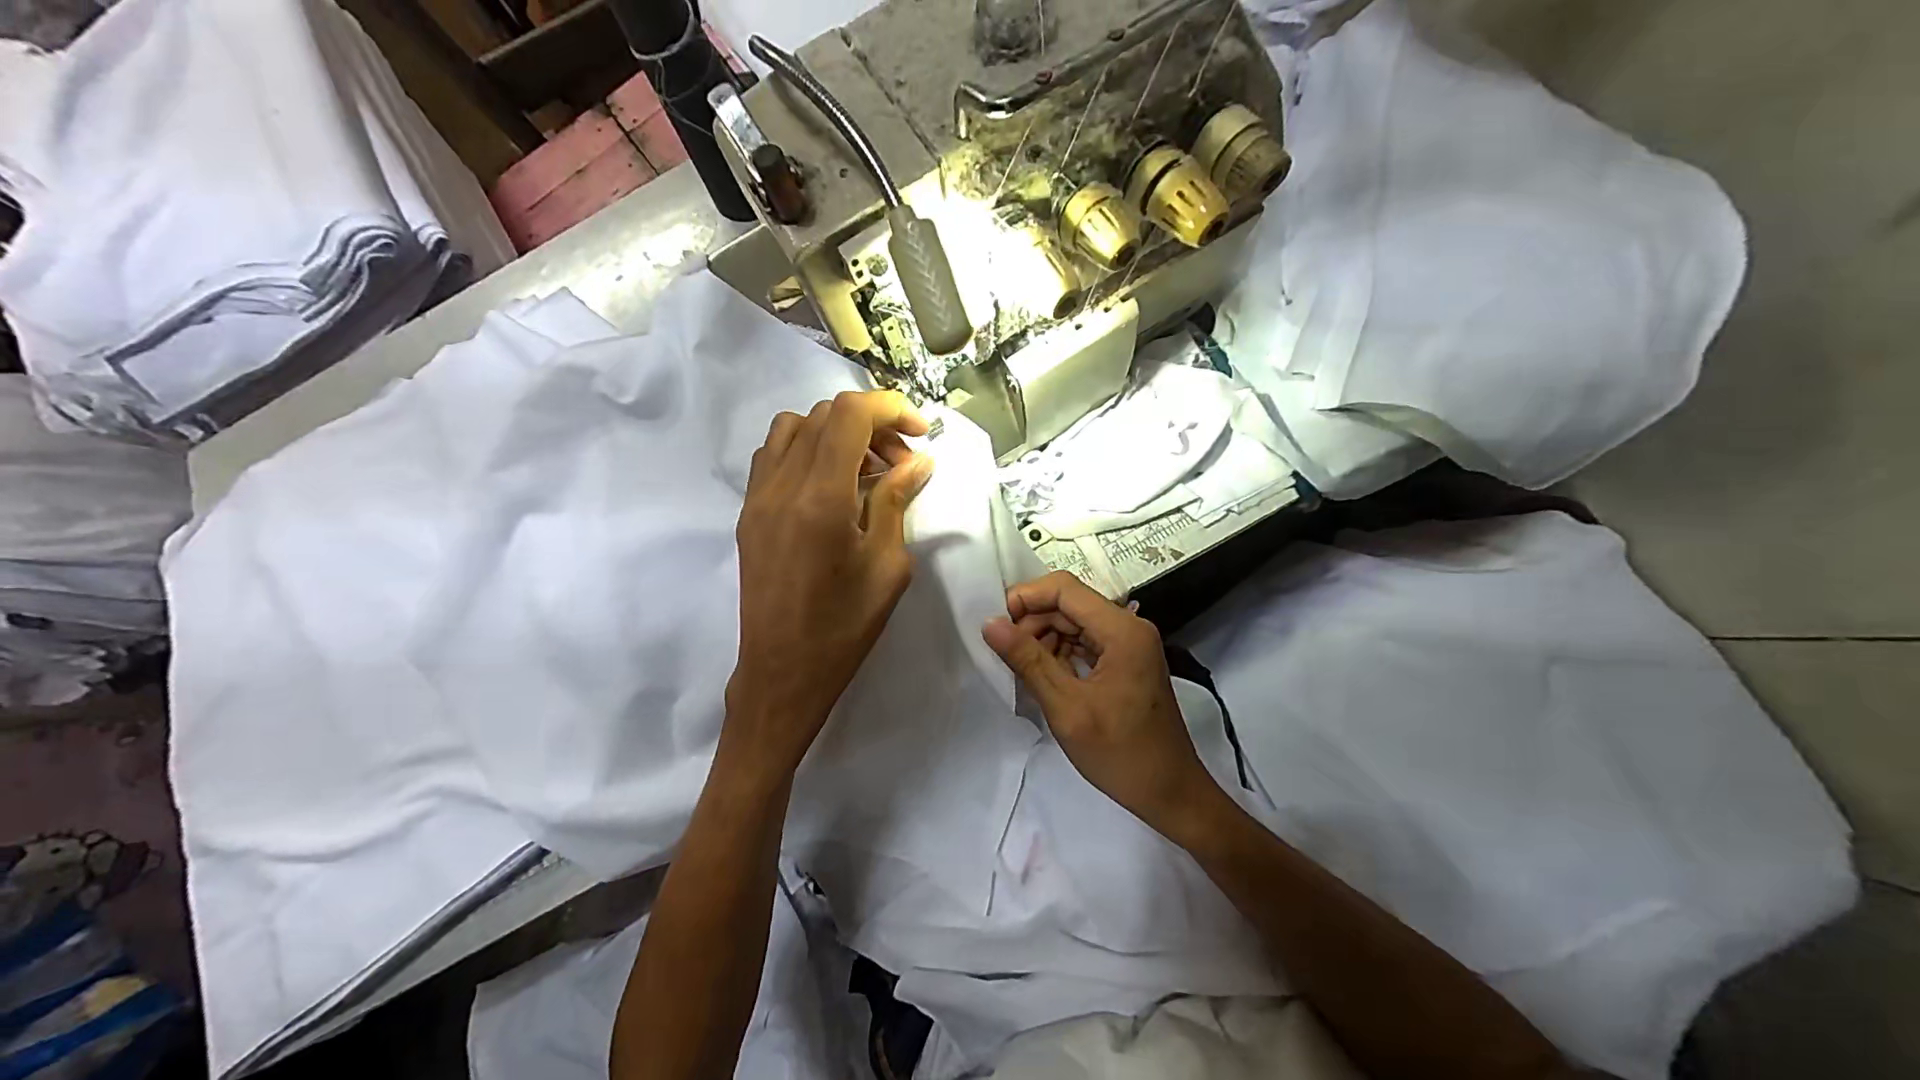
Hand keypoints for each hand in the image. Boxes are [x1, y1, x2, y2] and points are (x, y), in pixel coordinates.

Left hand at [726, 390, 934, 776]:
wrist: (782, 671)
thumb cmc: (844, 627)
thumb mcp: (887, 566)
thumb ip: (896, 501)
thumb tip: (916, 461)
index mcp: (820, 498)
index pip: (849, 415)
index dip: (890, 408)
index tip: (920, 431)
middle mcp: (781, 485)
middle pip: (824, 415)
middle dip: (871, 424)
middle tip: (902, 462)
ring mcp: (757, 497)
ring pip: (793, 427)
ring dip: (835, 433)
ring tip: (865, 469)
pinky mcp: (748, 512)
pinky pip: (772, 454)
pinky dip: (805, 449)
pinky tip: (829, 485)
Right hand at [981, 571, 1219, 833]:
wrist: (1170, 793)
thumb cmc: (1120, 753)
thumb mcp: (1066, 707)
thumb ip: (1027, 660)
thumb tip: (990, 624)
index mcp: (1121, 630)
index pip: (1064, 588)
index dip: (1025, 598)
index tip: (995, 625)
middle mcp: (1129, 627)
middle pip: (1069, 603)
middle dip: (1032, 622)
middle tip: (1005, 655)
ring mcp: (1129, 644)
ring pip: (1074, 622)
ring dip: (1044, 638)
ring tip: (1021, 670)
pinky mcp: (1126, 661)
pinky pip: (1085, 642)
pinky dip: (1060, 652)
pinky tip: (1042, 675)